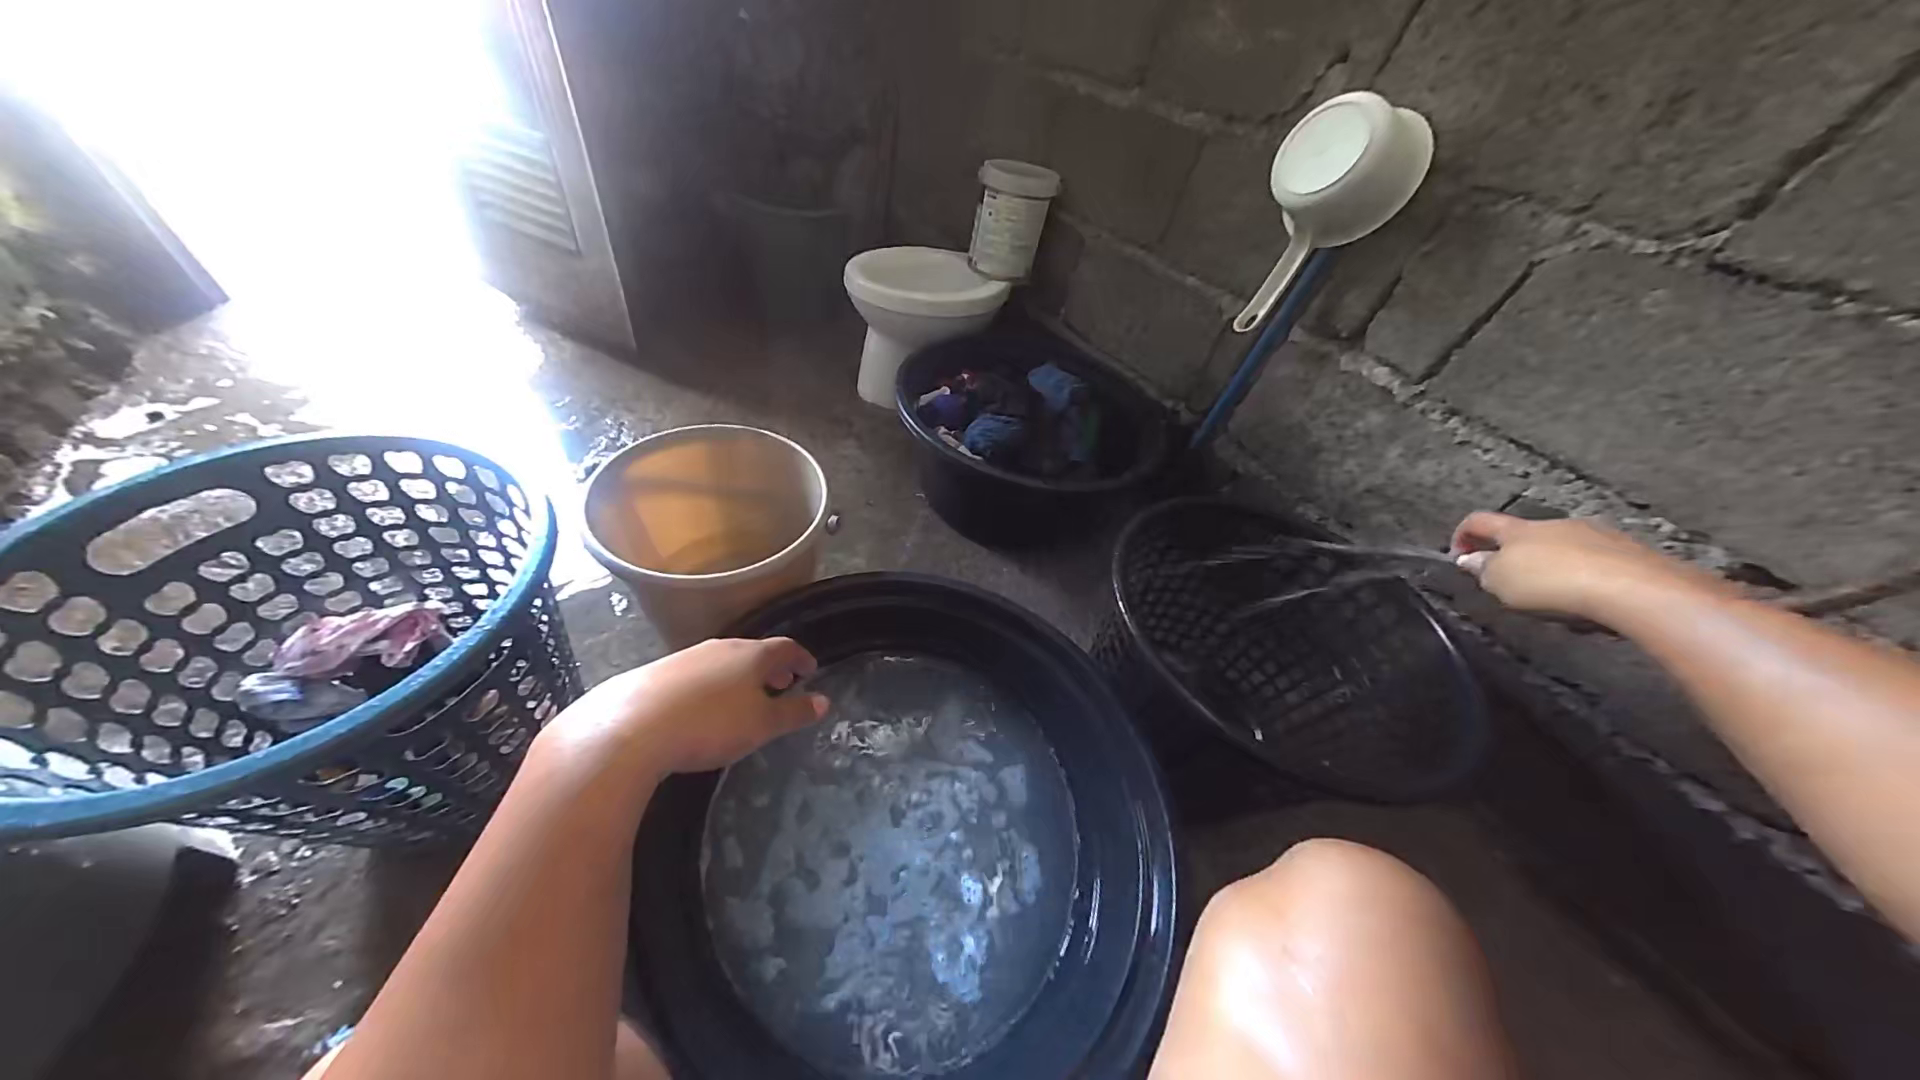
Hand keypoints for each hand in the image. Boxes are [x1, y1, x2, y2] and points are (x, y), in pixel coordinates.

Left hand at [542, 637, 828, 777]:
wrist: (630, 728)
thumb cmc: (709, 724)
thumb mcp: (761, 725)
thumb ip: (794, 712)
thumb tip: (823, 702)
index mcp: (752, 655)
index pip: (786, 647)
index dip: (801, 658)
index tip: (810, 670)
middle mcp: (721, 647)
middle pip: (754, 651)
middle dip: (771, 667)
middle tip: (782, 684)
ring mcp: (687, 657)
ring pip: (724, 661)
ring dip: (741, 675)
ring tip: (745, 697)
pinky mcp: (658, 672)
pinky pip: (697, 673)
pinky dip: (712, 684)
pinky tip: (704, 706)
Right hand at [1449, 511, 1720, 619]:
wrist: (1637, 590)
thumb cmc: (1553, 582)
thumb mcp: (1500, 581)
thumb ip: (1482, 570)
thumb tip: (1472, 560)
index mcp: (1519, 529)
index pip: (1480, 521)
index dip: (1462, 534)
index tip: (1457, 555)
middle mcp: (1557, 524)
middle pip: (1525, 534)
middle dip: (1512, 554)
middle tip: (1506, 582)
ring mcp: (1598, 536)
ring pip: (1563, 547)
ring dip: (1551, 565)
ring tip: (1550, 596)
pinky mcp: (1632, 554)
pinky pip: (1596, 562)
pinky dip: (1583, 576)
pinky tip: (1585, 599)